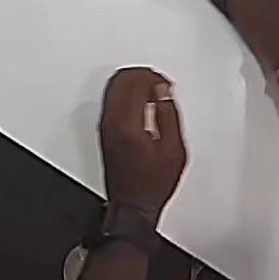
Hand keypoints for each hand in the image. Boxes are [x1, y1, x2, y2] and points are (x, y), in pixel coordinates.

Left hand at [98, 67, 186, 214]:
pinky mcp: (104, 129)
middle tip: (159, 82)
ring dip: (134, 81)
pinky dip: (127, 91)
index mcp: (128, 124)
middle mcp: (111, 121)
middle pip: (121, 80)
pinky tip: (142, 99)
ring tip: (153, 89)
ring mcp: (105, 125)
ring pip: (114, 86)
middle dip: (142, 75)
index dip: (152, 76)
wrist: (133, 204)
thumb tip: (162, 90)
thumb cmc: (152, 183)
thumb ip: (169, 114)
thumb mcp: (174, 149)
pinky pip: (112, 98)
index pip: (134, 83)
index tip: (164, 82)